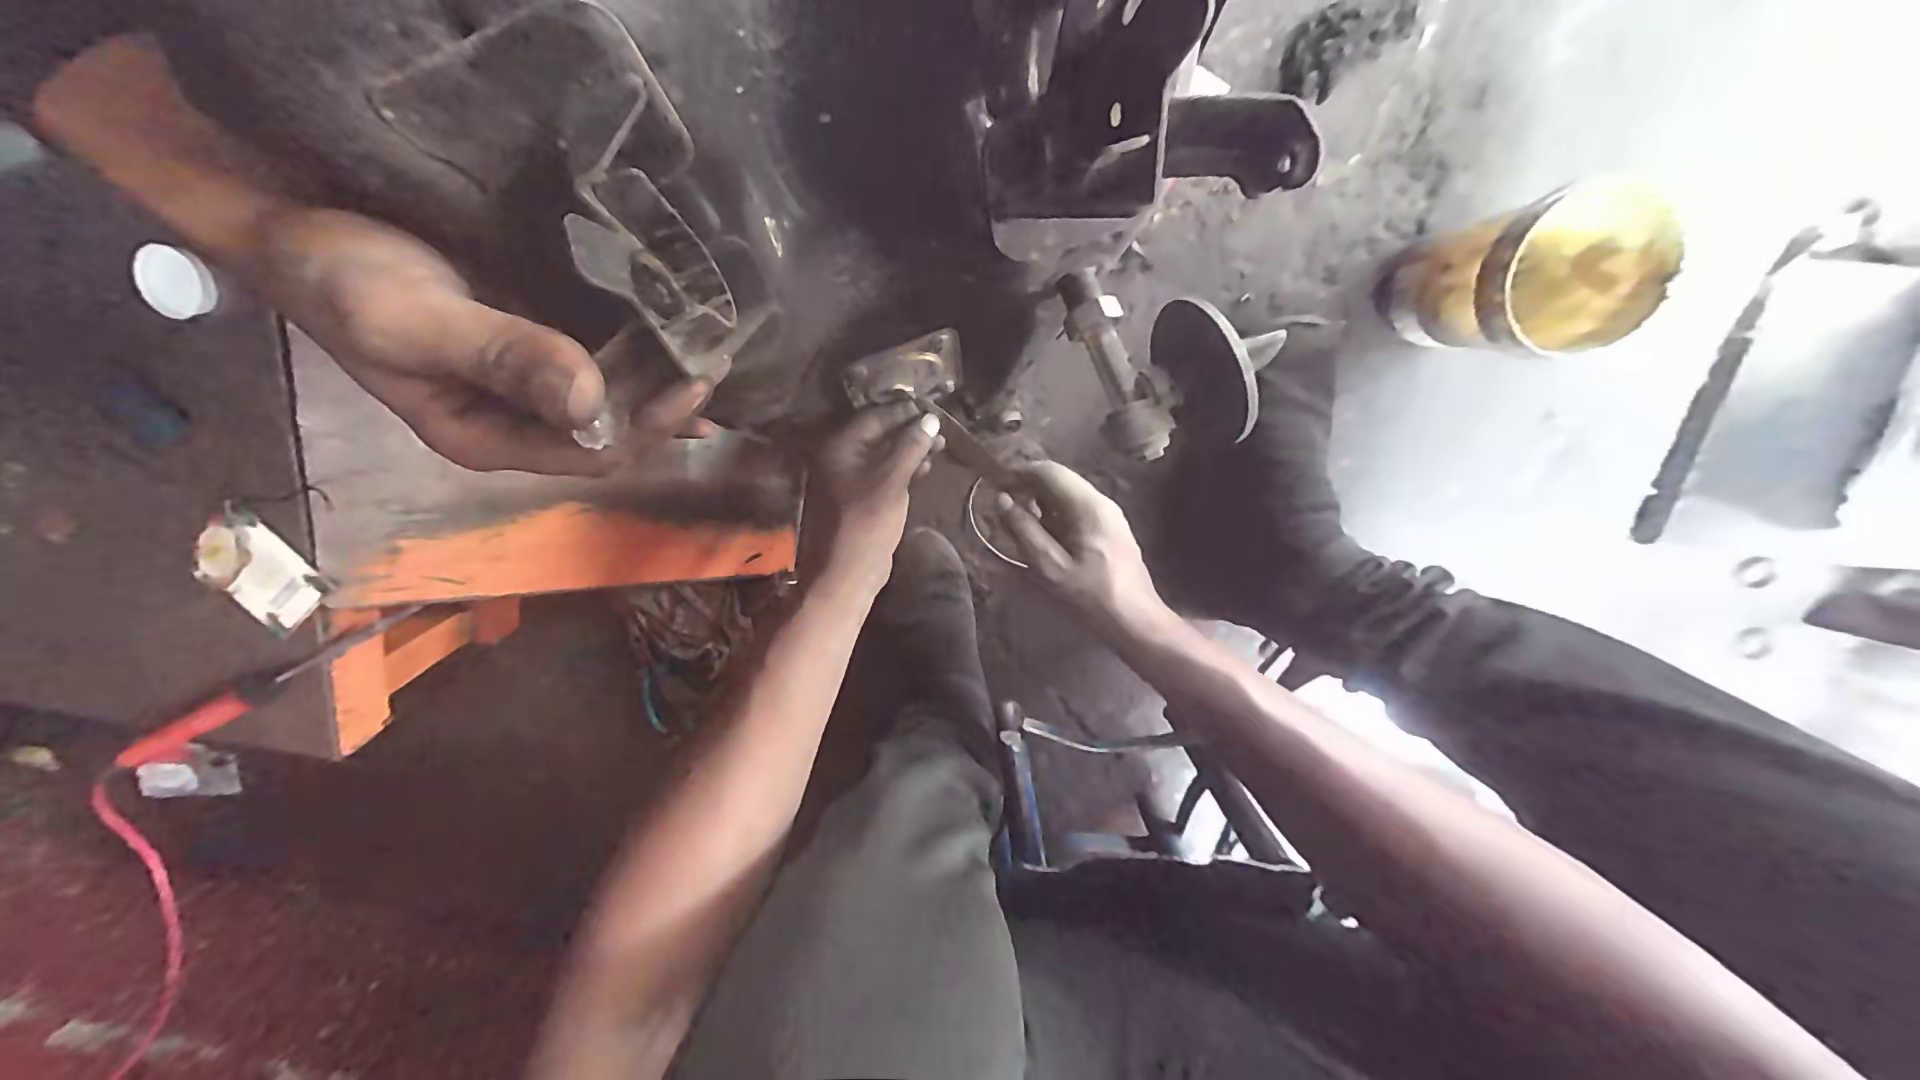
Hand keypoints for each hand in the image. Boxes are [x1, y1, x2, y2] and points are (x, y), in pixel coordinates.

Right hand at [257, 209, 713, 474]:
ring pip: (613, 404)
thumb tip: (592, 402)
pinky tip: (677, 349)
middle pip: (612, 435)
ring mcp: (530, 389)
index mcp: (489, 439)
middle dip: (666, 412)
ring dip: (661, 389)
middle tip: (715, 371)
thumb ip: (502, 360)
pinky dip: (641, 360)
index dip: (647, 429)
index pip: (592, 454)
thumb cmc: (341, 276)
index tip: (692, 390)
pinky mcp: (536, 349)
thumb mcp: (413, 321)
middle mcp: (520, 425)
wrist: (297, 224)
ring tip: (712, 361)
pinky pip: (601, 364)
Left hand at [800, 401, 943, 590]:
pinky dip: (905, 468)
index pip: (874, 417)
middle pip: (879, 434)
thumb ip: (911, 447)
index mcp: (840, 447)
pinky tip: (926, 467)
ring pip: (884, 454)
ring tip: (940, 445)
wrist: (849, 570)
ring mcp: (850, 478)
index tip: (931, 409)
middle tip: (939, 428)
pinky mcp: (862, 497)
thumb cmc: (867, 521)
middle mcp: (841, 457)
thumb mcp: (892, 480)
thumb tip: (930, 419)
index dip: (904, 412)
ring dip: (911, 449)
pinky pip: (885, 473)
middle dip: (910, 430)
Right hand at [997, 462, 1171, 638]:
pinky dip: (1054, 514)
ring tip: (1018, 523)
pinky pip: (1075, 509)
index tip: (995, 486)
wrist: (1135, 620)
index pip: (1049, 471)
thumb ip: (1024, 530)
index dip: (1018, 473)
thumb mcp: (1050, 567)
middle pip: (1059, 479)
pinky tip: (1043, 535)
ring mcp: (1108, 514)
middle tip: (1003, 508)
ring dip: (1040, 502)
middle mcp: (1101, 501)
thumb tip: (1002, 500)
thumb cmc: (1092, 596)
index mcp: (1088, 506)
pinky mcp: (1109, 527)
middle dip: (1027, 488)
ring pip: (1066, 494)